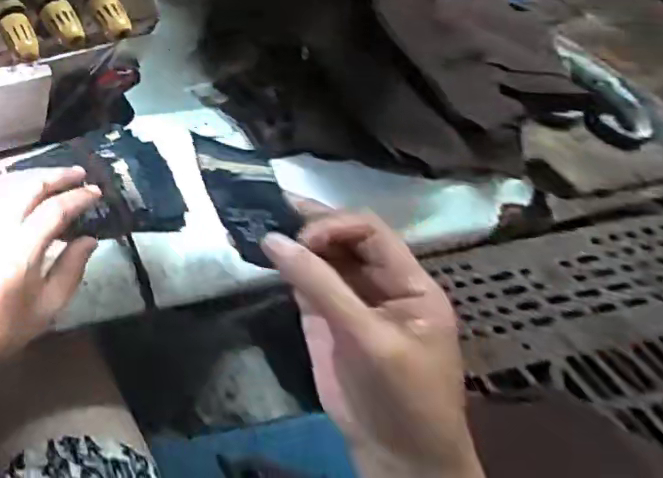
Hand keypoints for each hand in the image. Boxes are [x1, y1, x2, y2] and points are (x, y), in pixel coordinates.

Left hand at [0, 168, 101, 381]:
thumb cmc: (4, 327)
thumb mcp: (48, 306)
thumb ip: (72, 269)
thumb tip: (90, 239)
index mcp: (22, 247)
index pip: (55, 209)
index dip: (78, 197)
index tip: (96, 191)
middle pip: (30, 185)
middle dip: (57, 175)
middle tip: (80, 174)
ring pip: (9, 181)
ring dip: (34, 174)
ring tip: (56, 176)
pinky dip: (10, 179)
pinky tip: (22, 183)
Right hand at [262, 213, 484, 477]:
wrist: (397, 455)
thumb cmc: (404, 397)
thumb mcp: (369, 339)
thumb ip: (321, 285)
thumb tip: (270, 237)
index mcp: (410, 286)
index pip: (371, 231)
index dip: (334, 225)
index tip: (302, 240)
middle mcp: (380, 283)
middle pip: (342, 234)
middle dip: (307, 221)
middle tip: (266, 209)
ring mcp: (349, 296)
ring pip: (317, 251)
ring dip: (288, 236)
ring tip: (252, 222)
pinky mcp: (321, 312)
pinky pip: (299, 274)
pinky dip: (279, 259)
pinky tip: (255, 248)